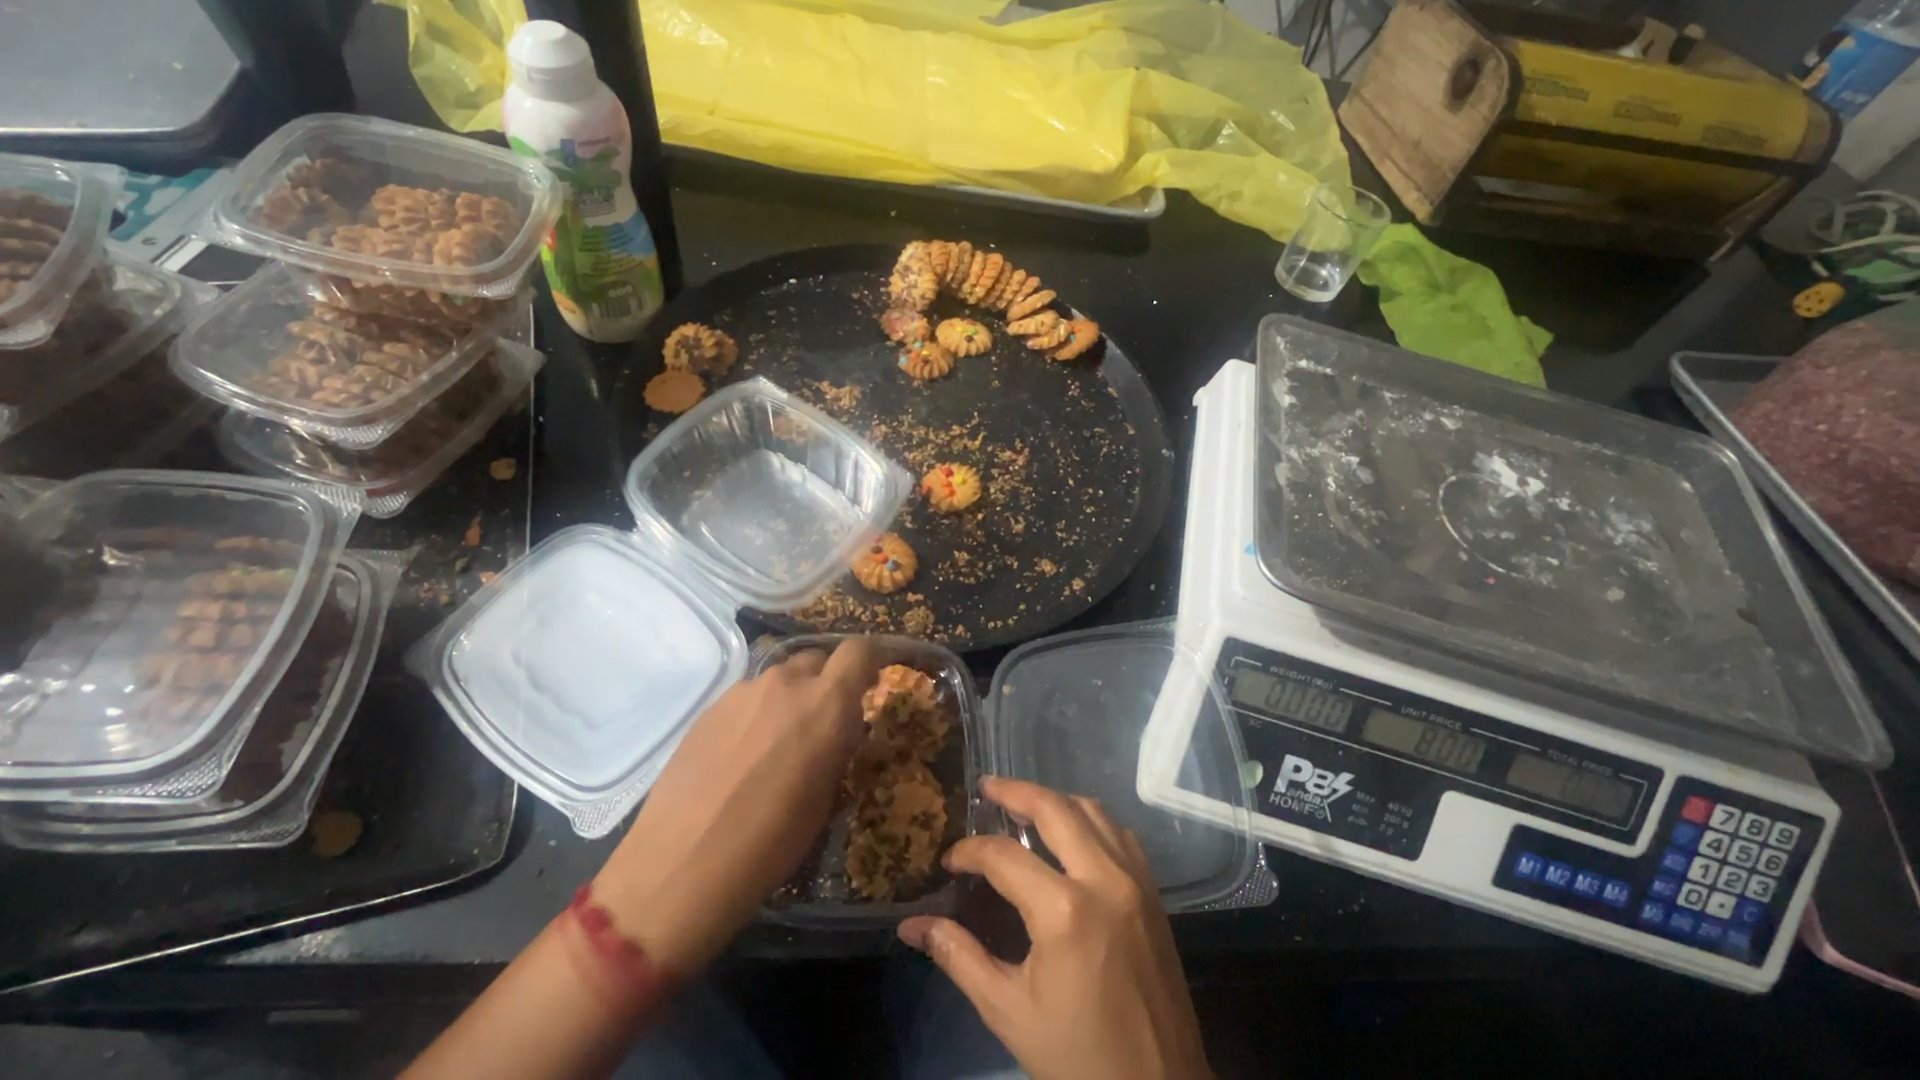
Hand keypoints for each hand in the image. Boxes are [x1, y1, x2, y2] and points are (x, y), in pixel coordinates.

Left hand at [590, 638, 879, 973]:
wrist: (683, 862)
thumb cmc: (771, 842)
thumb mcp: (826, 800)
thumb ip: (836, 748)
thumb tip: (837, 732)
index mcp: (825, 704)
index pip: (859, 651)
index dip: (873, 658)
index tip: (877, 677)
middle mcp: (784, 684)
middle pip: (817, 661)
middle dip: (828, 683)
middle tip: (827, 723)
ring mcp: (741, 693)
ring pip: (779, 680)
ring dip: (790, 701)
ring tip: (780, 746)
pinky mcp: (709, 709)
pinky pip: (747, 700)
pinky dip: (757, 716)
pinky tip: (743, 758)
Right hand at [898, 777, 1212, 1079]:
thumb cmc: (1077, 1054)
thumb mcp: (1007, 1010)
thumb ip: (959, 957)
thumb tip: (912, 925)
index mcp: (1064, 911)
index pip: (1004, 856)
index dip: (969, 852)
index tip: (949, 863)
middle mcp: (1104, 880)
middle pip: (1056, 809)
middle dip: (1015, 791)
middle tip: (986, 787)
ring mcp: (1136, 883)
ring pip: (1094, 813)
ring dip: (1056, 800)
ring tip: (1023, 803)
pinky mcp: (1154, 895)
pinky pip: (1121, 835)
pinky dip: (1091, 821)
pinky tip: (1071, 833)